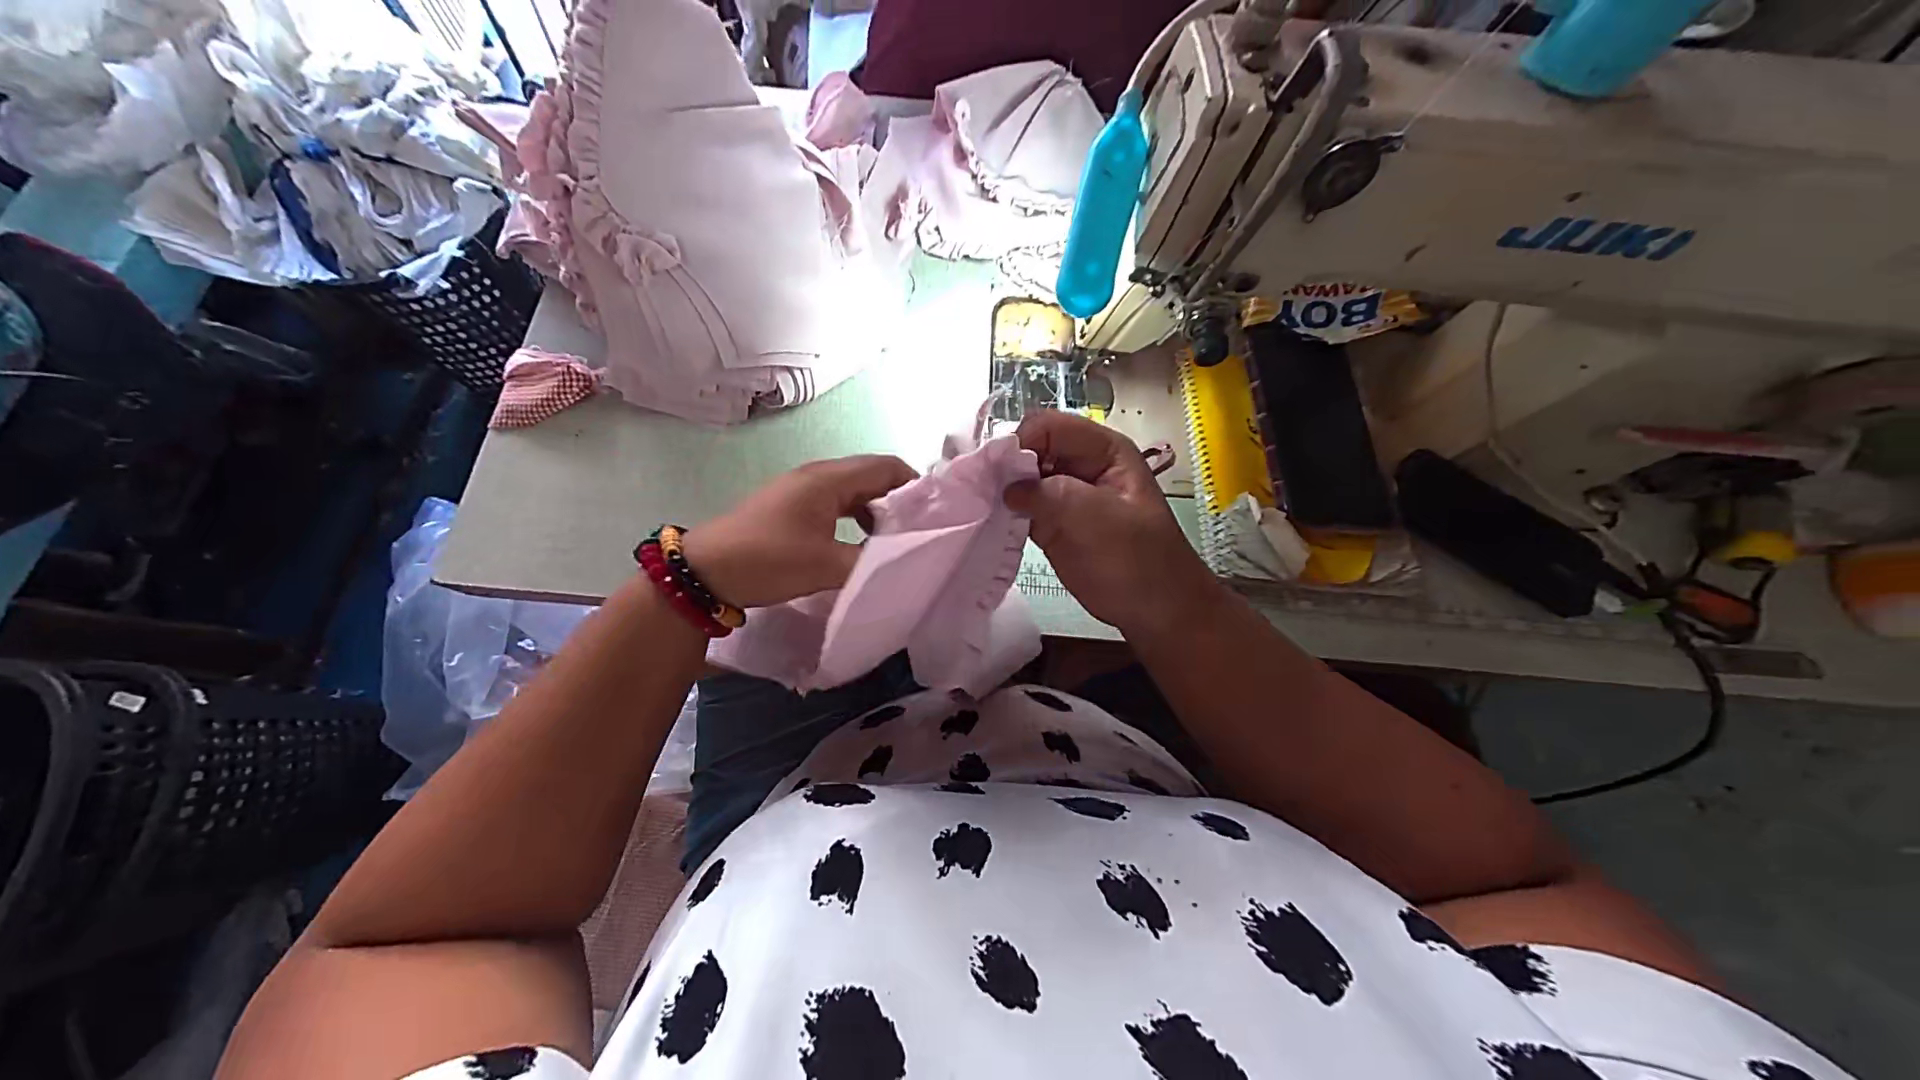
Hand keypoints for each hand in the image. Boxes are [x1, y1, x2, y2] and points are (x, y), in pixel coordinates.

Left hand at [680, 455, 917, 607]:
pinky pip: (836, 504)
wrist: (704, 573)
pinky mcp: (791, 508)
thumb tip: (901, 562)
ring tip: (894, 541)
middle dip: (900, 500)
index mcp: (829, 479)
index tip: (935, 515)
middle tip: (920, 531)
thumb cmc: (767, 560)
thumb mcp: (826, 565)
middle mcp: (818, 476)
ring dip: (877, 511)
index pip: (887, 466)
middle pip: (872, 476)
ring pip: (854, 491)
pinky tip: (860, 544)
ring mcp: (802, 491)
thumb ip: (870, 561)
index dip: (916, 485)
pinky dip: (856, 518)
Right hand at [1005, 411, 1223, 633]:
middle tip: (984, 490)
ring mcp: (1065, 495)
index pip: (1049, 427)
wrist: (1153, 610)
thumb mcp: (1096, 518)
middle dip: (1006, 465)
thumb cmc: (1137, 560)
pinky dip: (1004, 511)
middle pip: (1030, 448)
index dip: (1021, 442)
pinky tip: (989, 520)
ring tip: (981, 505)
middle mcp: (1080, 466)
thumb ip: (1049, 494)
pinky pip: (1020, 507)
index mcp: (1102, 451)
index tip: (999, 472)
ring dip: (1001, 489)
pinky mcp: (1051, 523)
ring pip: (1021, 478)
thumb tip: (1006, 487)